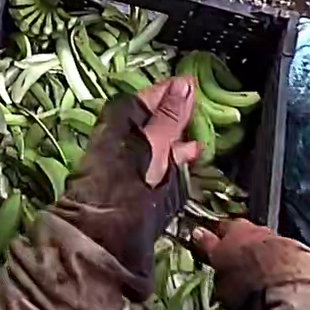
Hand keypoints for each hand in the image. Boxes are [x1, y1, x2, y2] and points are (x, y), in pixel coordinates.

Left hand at [53, 76, 201, 292]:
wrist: (109, 226)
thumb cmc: (130, 179)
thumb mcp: (155, 143)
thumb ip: (170, 116)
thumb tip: (184, 84)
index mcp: (121, 120)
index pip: (147, 96)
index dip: (168, 90)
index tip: (190, 83)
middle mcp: (122, 135)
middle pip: (151, 117)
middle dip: (174, 110)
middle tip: (198, 104)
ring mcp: (128, 157)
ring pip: (156, 137)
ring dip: (176, 132)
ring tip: (199, 128)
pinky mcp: (136, 177)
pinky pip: (158, 157)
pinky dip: (174, 152)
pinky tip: (192, 152)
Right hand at [191, 219, 309, 309]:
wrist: (295, 294)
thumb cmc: (248, 286)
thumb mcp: (220, 276)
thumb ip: (210, 253)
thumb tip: (198, 234)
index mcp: (233, 231)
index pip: (218, 228)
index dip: (214, 237)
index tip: (209, 244)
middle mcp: (258, 230)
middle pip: (246, 232)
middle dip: (242, 242)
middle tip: (238, 258)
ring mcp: (283, 240)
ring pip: (268, 243)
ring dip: (265, 253)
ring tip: (263, 272)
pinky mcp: (306, 255)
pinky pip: (289, 256)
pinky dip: (285, 264)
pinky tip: (284, 279)